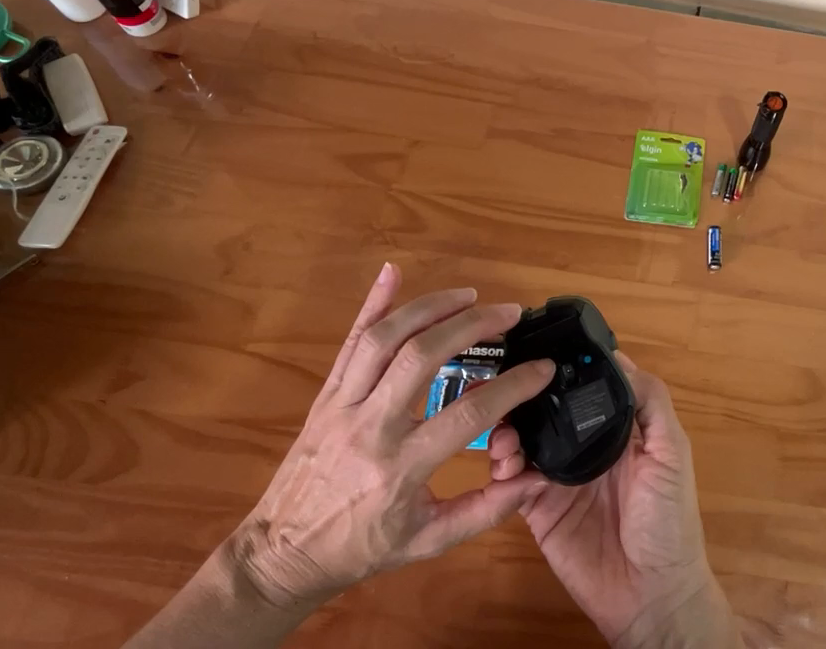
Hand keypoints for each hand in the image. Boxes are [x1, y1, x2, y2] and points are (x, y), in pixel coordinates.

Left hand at [228, 263, 554, 609]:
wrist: (282, 554)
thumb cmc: (362, 548)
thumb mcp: (430, 541)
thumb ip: (486, 508)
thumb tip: (535, 477)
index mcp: (401, 468)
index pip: (469, 413)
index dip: (514, 386)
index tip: (542, 368)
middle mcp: (371, 427)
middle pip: (423, 357)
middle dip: (472, 326)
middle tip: (509, 313)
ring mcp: (343, 405)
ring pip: (384, 338)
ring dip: (430, 307)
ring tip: (469, 295)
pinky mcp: (325, 395)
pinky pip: (349, 342)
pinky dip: (371, 303)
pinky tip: (392, 272)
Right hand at [489, 355, 737, 648]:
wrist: (650, 594)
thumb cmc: (669, 518)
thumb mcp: (672, 453)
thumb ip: (650, 403)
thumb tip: (619, 358)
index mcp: (618, 429)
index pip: (584, 390)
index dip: (562, 373)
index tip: (536, 355)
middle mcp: (586, 447)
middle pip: (547, 413)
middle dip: (523, 403)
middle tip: (504, 399)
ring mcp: (560, 478)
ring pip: (525, 443)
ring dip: (507, 436)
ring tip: (502, 443)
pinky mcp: (539, 511)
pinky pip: (513, 485)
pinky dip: (503, 474)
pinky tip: (503, 470)